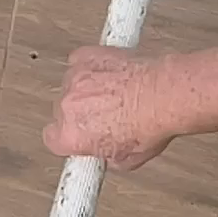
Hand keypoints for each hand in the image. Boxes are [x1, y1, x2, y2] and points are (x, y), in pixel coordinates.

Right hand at [43, 46, 174, 170]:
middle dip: (81, 113)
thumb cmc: (150, 124)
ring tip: (115, 93)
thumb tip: (107, 150)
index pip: (53, 139)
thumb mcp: (126, 160)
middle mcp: (67, 105)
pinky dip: (93, 65)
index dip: (70, 138)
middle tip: (107, 115)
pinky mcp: (87, 55)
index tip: (81, 136)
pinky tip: (110, 72)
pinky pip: (81, 61)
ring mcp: (75, 77)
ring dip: (88, 88)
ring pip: (72, 85)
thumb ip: (104, 155)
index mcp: (70, 135)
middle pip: (63, 110)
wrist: (164, 93)